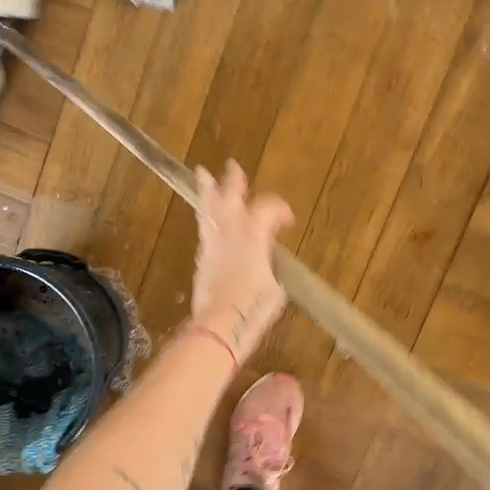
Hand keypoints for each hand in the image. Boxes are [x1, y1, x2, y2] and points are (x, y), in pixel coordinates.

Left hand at [191, 160, 292, 358]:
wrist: (220, 324)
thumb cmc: (253, 308)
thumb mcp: (273, 287)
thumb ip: (269, 267)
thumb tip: (264, 265)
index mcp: (255, 236)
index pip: (268, 209)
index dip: (280, 210)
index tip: (287, 219)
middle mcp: (232, 232)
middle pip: (231, 198)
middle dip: (233, 181)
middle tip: (232, 165)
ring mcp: (213, 244)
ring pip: (210, 210)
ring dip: (208, 191)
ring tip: (203, 175)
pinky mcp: (201, 259)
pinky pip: (204, 230)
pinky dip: (206, 218)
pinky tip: (205, 216)